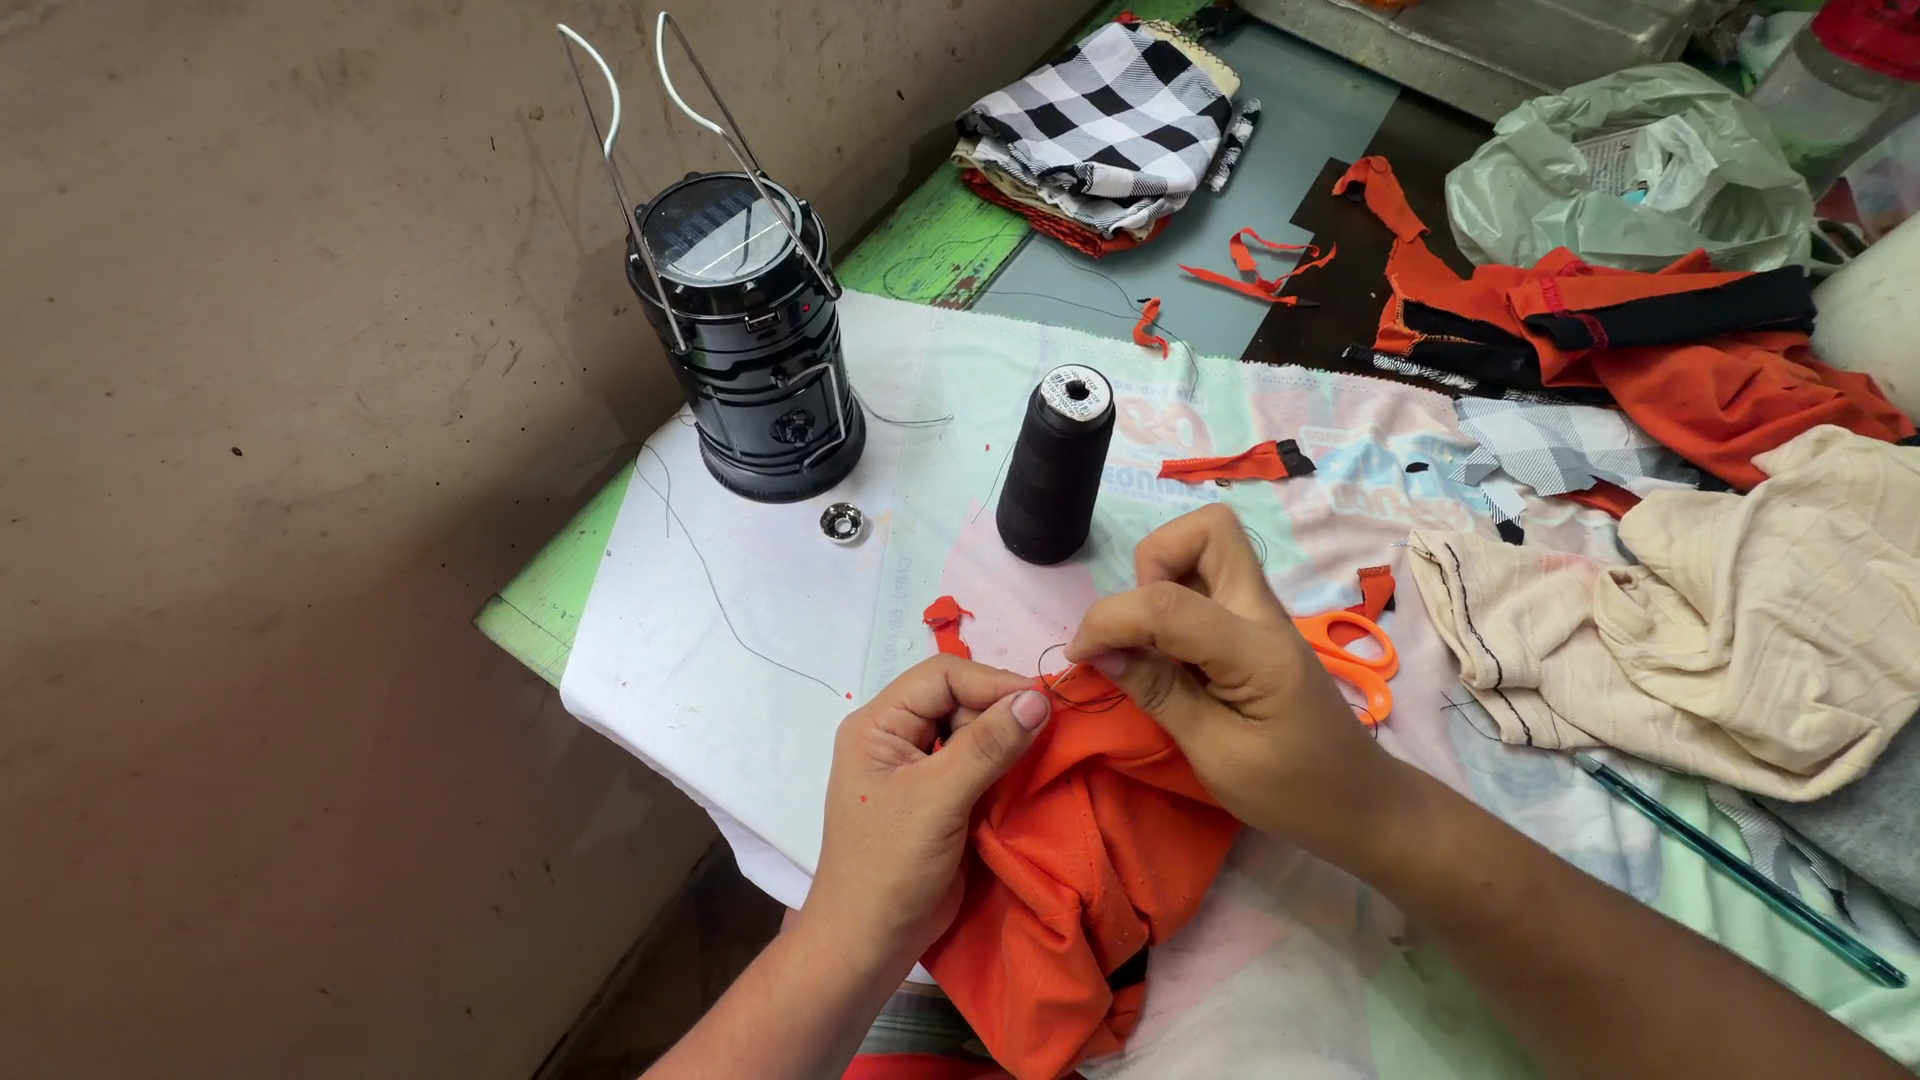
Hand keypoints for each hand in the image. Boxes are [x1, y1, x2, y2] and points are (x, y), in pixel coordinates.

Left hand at [802, 654, 1051, 968]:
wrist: (869, 944)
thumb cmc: (890, 867)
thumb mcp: (939, 800)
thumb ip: (988, 746)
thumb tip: (1038, 698)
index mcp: (878, 724)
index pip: (940, 677)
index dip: (990, 682)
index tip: (1039, 703)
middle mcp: (895, 736)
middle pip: (955, 697)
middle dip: (998, 709)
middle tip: (1044, 729)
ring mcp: (916, 766)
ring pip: (969, 728)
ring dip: (1004, 737)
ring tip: (1040, 748)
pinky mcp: (938, 794)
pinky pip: (975, 760)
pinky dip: (1002, 763)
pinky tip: (1026, 771)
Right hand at [1064, 504, 1404, 854]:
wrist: (1362, 805)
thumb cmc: (1293, 791)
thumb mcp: (1216, 756)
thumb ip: (1158, 693)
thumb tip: (1100, 651)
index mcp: (1257, 651)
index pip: (1169, 602)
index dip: (1109, 620)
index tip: (1081, 656)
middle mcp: (1262, 613)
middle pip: (1210, 530)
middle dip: (1152, 560)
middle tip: (1136, 625)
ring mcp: (1262, 614)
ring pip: (1208, 545)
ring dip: (1161, 575)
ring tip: (1148, 640)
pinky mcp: (1254, 625)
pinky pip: (1208, 580)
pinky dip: (1171, 597)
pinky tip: (1166, 650)